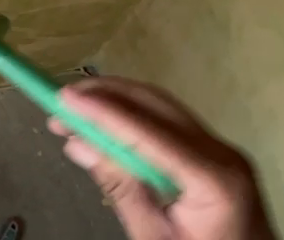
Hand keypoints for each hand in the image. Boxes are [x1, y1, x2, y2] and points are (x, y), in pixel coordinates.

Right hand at [48, 77, 276, 239]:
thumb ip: (121, 189)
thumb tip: (77, 143)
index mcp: (214, 179)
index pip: (147, 130)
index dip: (102, 110)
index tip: (62, 97)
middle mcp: (222, 153)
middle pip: (154, 104)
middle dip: (105, 95)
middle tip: (61, 100)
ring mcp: (222, 151)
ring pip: (160, 106)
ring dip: (116, 101)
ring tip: (75, 107)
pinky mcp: (216, 156)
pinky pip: (168, 122)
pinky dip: (133, 116)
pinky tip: (107, 124)